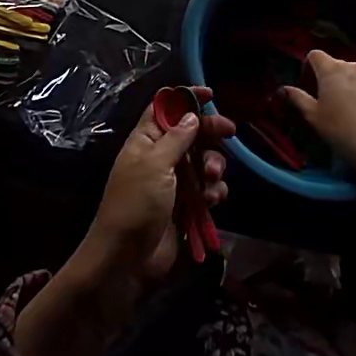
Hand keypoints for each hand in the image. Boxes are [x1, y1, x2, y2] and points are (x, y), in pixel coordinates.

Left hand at [14, 91, 230, 355]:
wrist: (127, 260)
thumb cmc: (135, 205)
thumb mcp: (154, 165)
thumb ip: (176, 139)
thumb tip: (191, 114)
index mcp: (145, 141)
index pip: (165, 109)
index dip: (185, 99)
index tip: (211, 94)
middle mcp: (160, 157)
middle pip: (191, 133)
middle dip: (210, 132)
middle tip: (228, 132)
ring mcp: (174, 183)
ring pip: (204, 161)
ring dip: (213, 166)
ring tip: (210, 180)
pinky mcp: (187, 207)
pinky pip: (208, 190)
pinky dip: (214, 191)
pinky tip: (213, 201)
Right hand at [282, 50, 355, 212]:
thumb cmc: (342, 131)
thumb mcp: (313, 117)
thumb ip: (297, 99)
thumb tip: (283, 89)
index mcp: (332, 70)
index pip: (315, 55)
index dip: (307, 66)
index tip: (306, 84)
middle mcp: (354, 67)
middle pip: (335, 65)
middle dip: (327, 78)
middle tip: (324, 101)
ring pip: (355, 75)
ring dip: (347, 85)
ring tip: (346, 110)